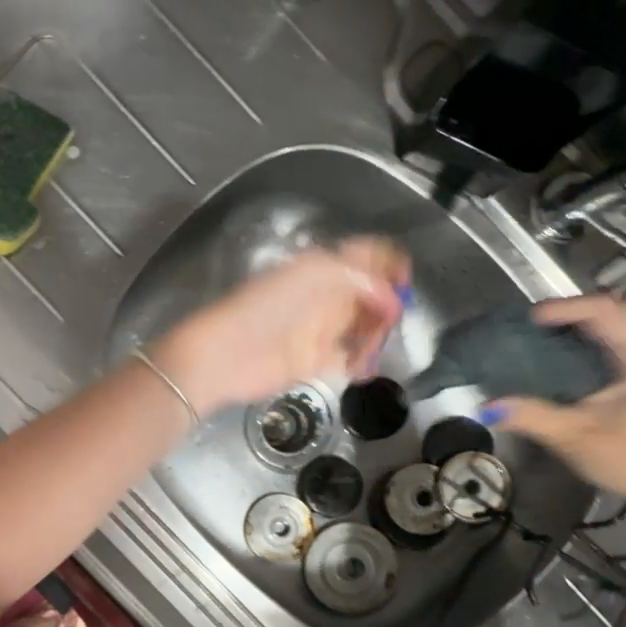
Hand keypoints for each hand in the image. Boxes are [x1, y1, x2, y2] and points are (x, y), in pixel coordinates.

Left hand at [152, 237, 409, 411]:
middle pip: (373, 296)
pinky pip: (347, 361)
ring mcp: (319, 330)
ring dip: (376, 337)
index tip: (403, 283)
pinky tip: (362, 368)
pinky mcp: (312, 362)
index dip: (391, 266)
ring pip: (364, 328)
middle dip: (386, 307)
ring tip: (369, 349)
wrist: (223, 356)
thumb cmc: (263, 309)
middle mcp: (324, 297)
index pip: (368, 258)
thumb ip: (359, 277)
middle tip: (385, 323)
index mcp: (323, 268)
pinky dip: (361, 364)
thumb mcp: (314, 276)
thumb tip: (390, 296)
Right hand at [488, 296, 625, 530]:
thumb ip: (532, 417)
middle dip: (572, 318)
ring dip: (585, 334)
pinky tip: (572, 366)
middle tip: (531, 329)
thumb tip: (488, 406)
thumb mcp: (579, 439)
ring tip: (545, 343)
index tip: (528, 318)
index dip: (565, 309)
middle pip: (617, 316)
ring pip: (625, 332)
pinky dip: (598, 349)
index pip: (606, 312)